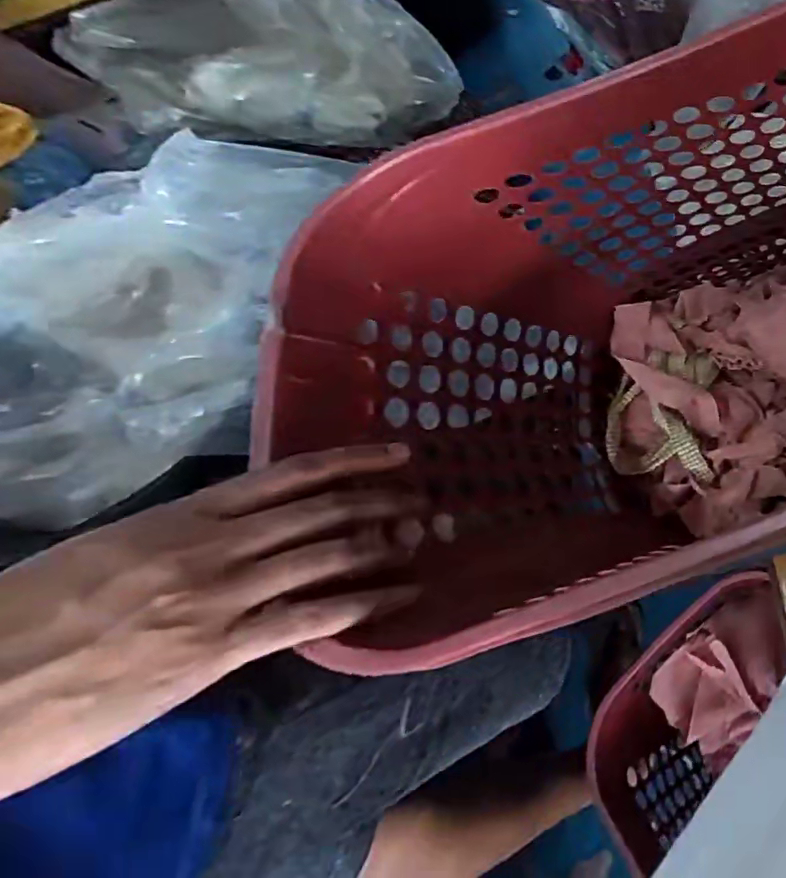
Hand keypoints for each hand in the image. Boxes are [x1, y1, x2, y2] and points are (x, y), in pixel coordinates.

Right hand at [0, 445, 427, 799]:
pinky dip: (371, 601)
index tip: (401, 453)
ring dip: (389, 545)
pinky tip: (406, 595)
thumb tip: (240, 529)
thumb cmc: (14, 621)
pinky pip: (317, 615)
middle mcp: (212, 547)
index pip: (290, 475)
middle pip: (326, 510)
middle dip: (386, 500)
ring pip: (333, 554)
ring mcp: (219, 596)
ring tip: (423, 540)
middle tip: (426, 500)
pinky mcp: (216, 649)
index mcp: (180, 518)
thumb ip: (180, 537)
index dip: (355, 460)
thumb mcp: (105, 555)